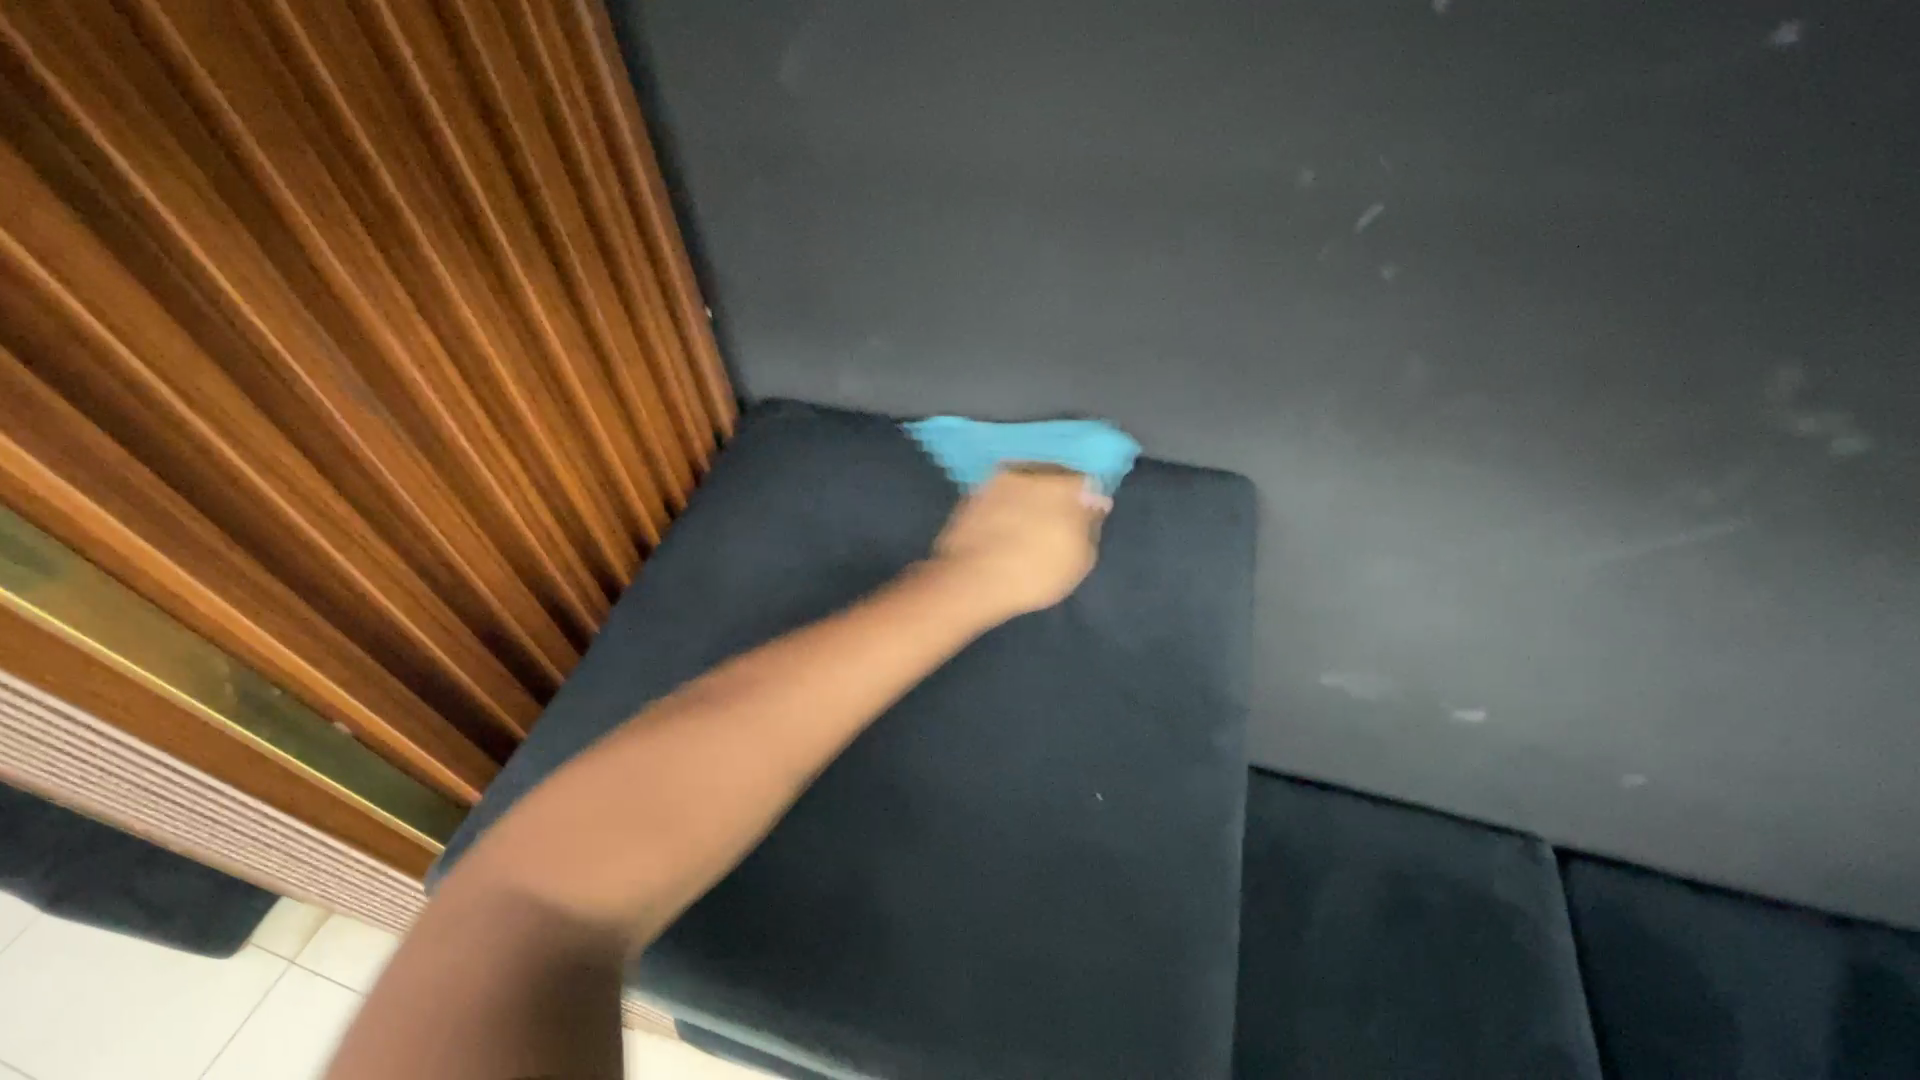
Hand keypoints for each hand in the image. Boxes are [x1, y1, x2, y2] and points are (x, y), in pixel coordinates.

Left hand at [925, 464, 1109, 620]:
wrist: (972, 579)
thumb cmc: (1035, 572)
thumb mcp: (1081, 560)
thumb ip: (1091, 526)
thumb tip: (1097, 504)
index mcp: (1063, 484)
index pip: (1085, 479)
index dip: (1087, 496)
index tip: (1086, 513)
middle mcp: (1031, 472)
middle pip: (1052, 475)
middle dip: (1057, 492)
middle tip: (1057, 518)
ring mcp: (997, 481)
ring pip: (1022, 482)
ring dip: (1028, 497)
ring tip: (1028, 524)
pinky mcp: (972, 495)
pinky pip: (998, 496)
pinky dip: (1004, 506)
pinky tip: (1003, 527)